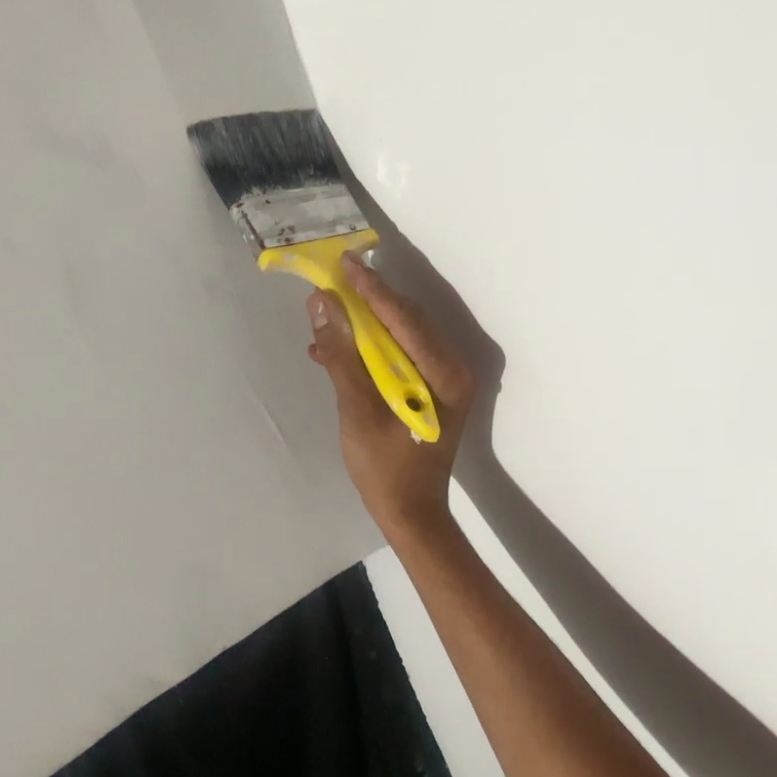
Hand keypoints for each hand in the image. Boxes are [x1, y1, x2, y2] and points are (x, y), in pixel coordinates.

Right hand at [308, 252, 474, 538]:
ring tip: (326, 320)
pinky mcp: (433, 392)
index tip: (342, 263)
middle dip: (368, 302)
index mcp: (445, 374)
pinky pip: (401, 357)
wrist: (411, 513)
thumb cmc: (385, 469)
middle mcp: (454, 370)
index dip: (371, 290)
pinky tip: (335, 354)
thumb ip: (343, 354)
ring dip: (364, 328)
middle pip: (408, 321)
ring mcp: (445, 381)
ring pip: (402, 337)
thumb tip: (322, 303)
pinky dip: (371, 352)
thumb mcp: (358, 410)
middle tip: (332, 281)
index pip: (405, 318)